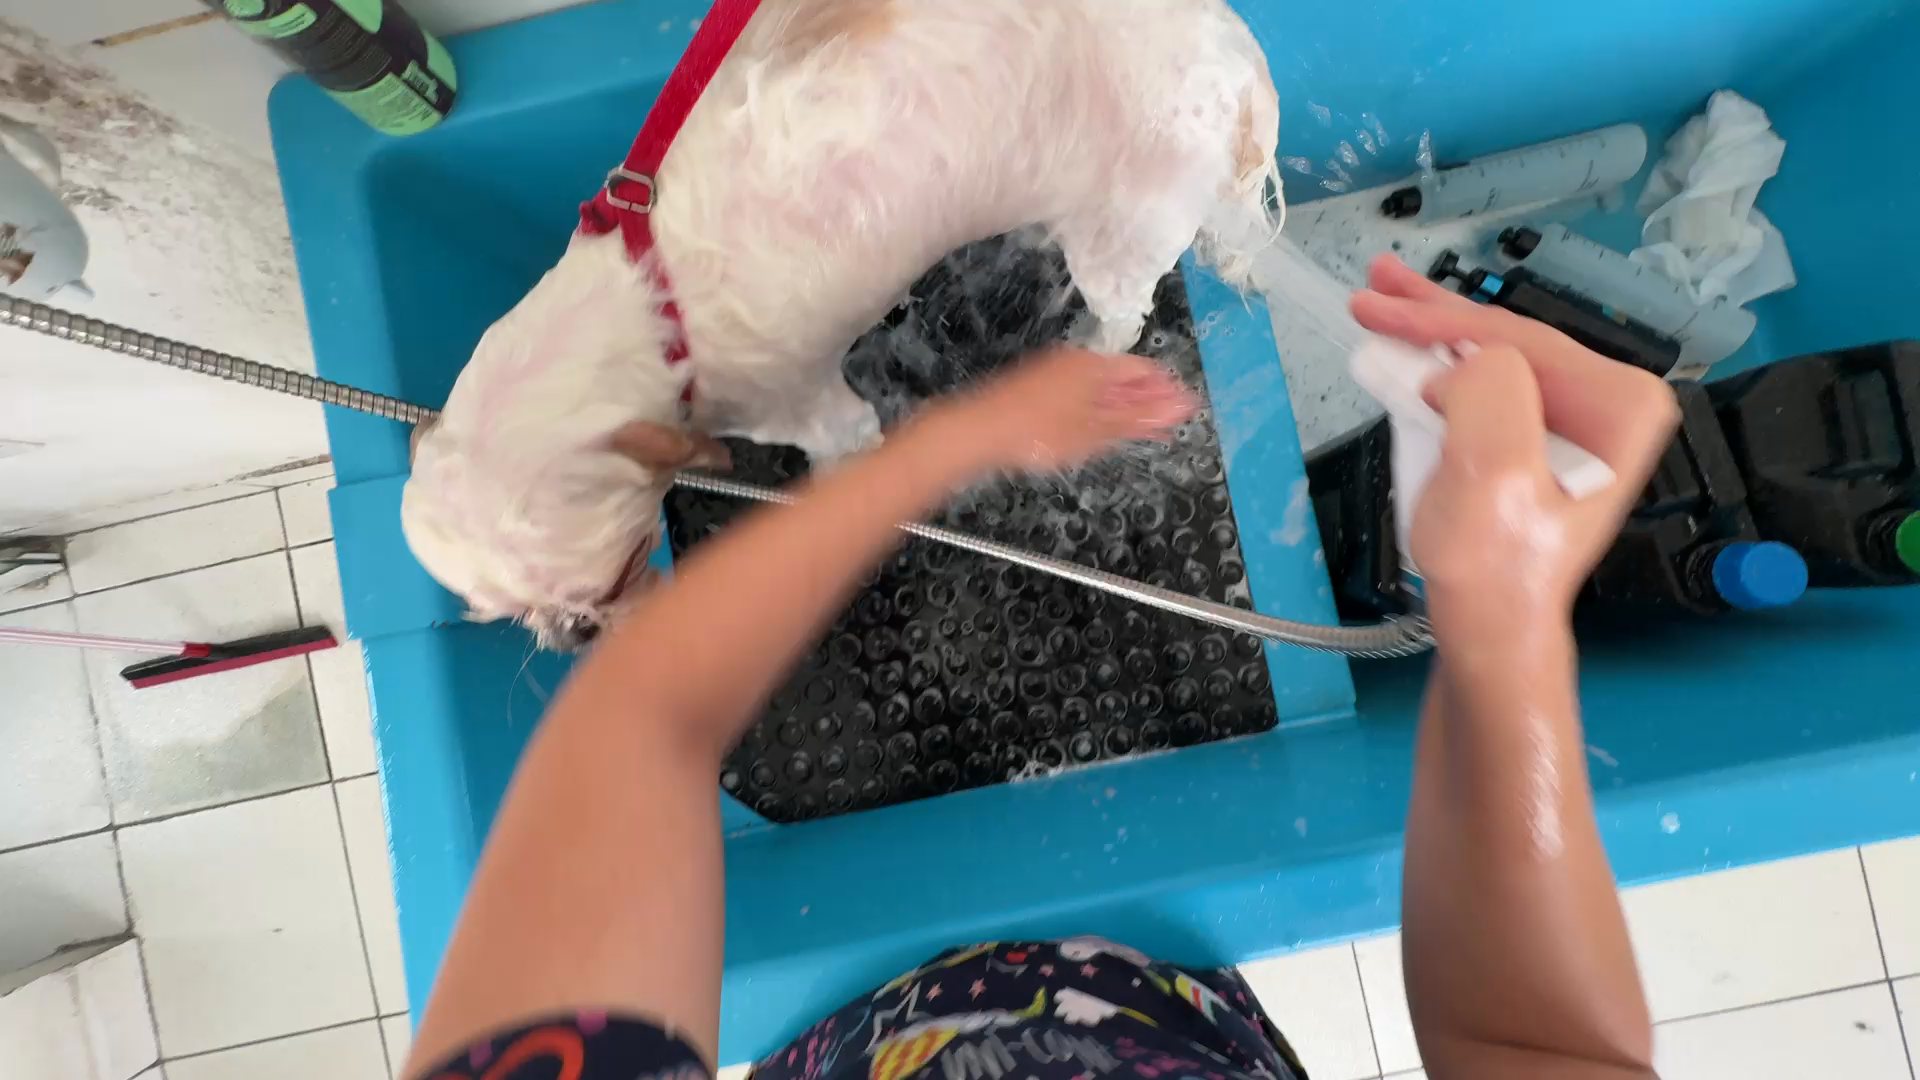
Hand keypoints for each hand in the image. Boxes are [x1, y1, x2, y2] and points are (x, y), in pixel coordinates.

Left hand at [926, 346, 1196, 471]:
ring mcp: (1054, 373)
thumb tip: (1177, 409)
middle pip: (1122, 377)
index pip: (1144, 370)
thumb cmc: (1035, 430)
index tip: (1184, 407)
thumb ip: (1138, 419)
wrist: (979, 431)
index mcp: (1094, 366)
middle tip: (1168, 420)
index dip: (1167, 389)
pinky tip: (1100, 427)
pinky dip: (1097, 409)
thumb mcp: (1095, 431)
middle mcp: (1075, 362)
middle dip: (1148, 398)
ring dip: (1123, 405)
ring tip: (1140, 428)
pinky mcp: (1037, 388)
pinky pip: (1078, 394)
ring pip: (1100, 386)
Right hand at [1350, 256, 1679, 649]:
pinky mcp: (1525, 442)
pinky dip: (1432, 369)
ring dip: (1427, 333)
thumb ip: (1490, 396)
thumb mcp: (1494, 475)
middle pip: (1501, 339)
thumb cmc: (1491, 558)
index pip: (1514, 339)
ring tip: (1381, 304)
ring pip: (1484, 359)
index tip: (1373, 306)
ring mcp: (1562, 422)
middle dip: (1431, 313)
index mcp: (1613, 403)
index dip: (1438, 320)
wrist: (1487, 616)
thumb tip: (1456, 368)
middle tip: (1374, 284)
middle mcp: (1598, 403)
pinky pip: (1475, 390)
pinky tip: (1404, 354)